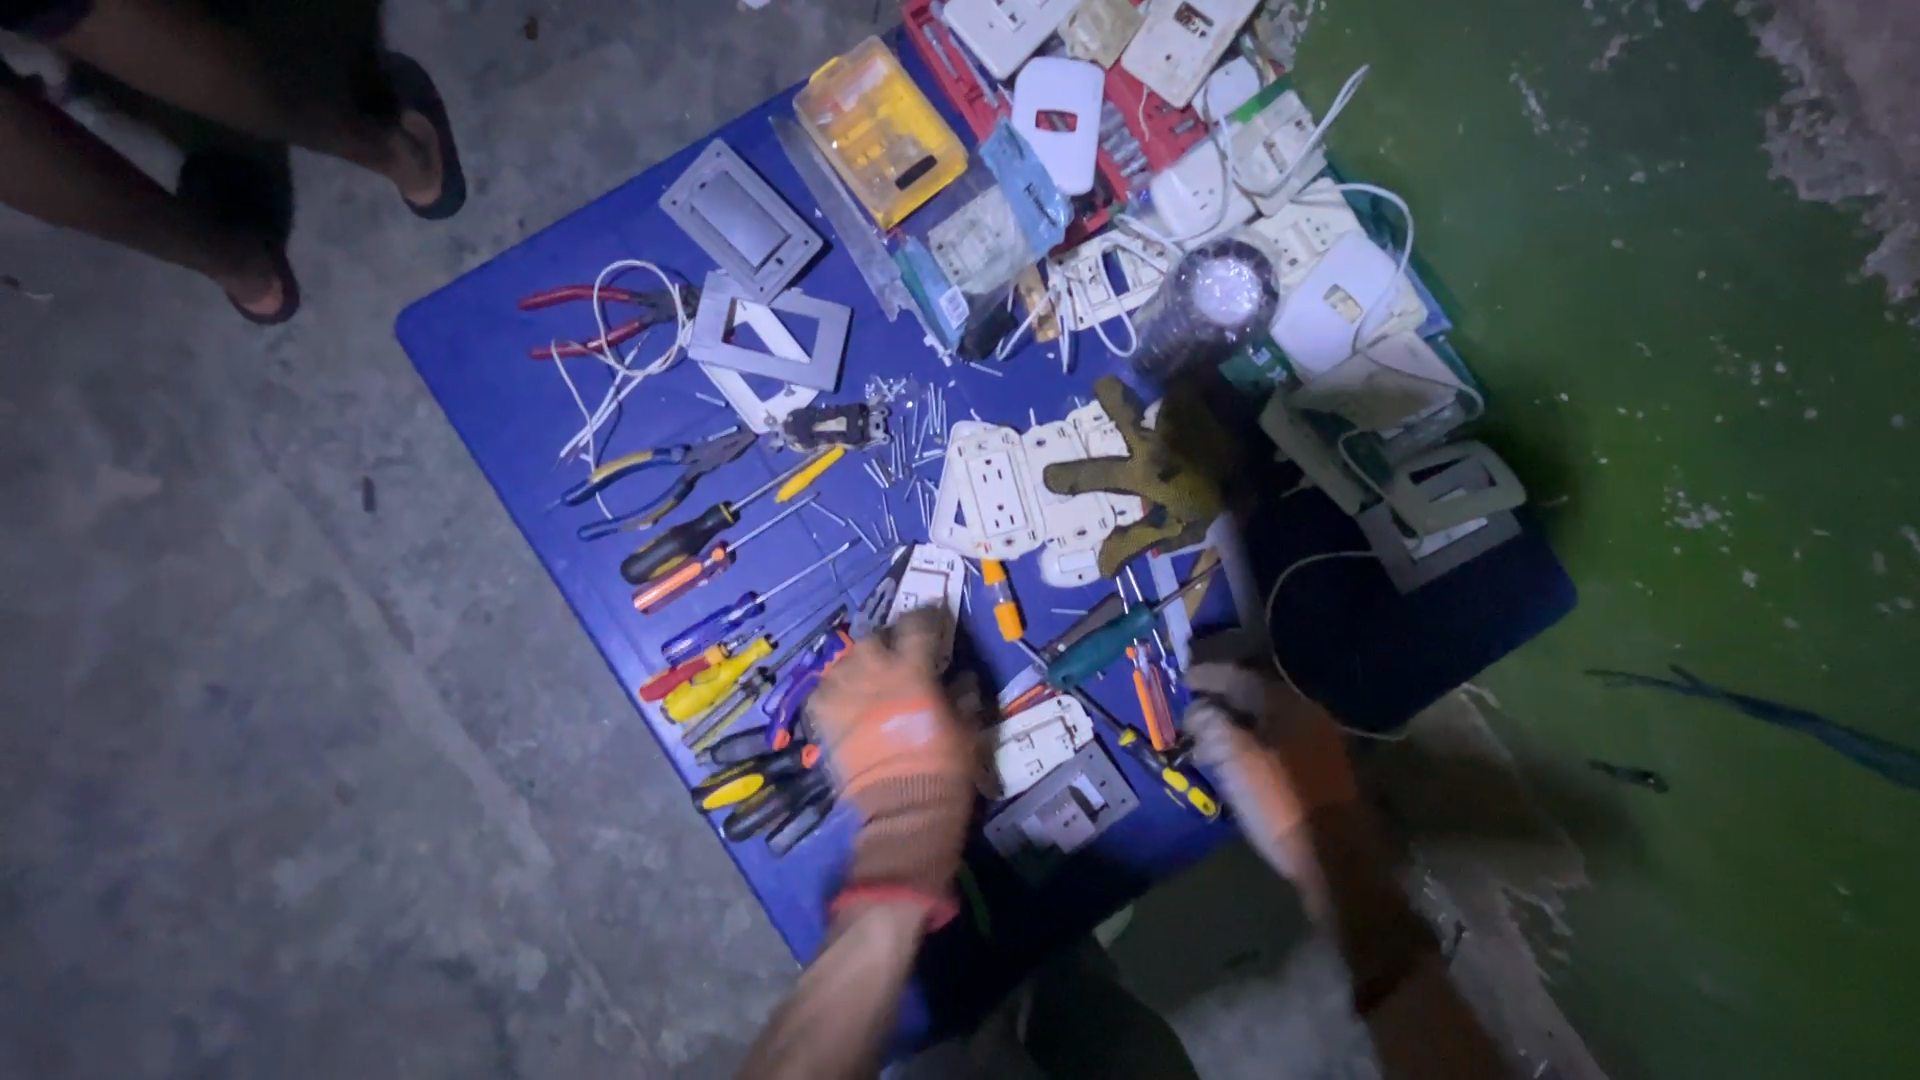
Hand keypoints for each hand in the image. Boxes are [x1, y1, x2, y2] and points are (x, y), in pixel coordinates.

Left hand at [807, 607, 975, 917]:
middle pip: (871, 637)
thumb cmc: (944, 765)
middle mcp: (874, 674)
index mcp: (912, 670)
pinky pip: (820, 691)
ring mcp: (845, 695)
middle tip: (893, 653)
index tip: (931, 618)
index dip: (925, 616)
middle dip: (883, 641)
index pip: (916, 625)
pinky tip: (842, 697)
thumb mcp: (967, 727)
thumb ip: (963, 696)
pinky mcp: (824, 720)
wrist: (904, 808)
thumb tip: (964, 677)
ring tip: (864, 675)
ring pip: (842, 661)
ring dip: (855, 664)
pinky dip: (831, 689)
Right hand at [1182, 662, 1357, 877]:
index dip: (1209, 676)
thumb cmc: (1280, 802)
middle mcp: (1310, 718)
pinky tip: (1233, 762)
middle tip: (1191, 708)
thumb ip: (1209, 722)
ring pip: (1266, 724)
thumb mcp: (1234, 758)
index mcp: (1291, 706)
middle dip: (1221, 701)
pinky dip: (1250, 745)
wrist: (1335, 862)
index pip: (1242, 677)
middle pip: (1256, 698)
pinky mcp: (1321, 775)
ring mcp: (1320, 747)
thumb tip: (1197, 708)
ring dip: (1234, 726)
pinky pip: (1276, 745)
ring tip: (1205, 739)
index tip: (1183, 678)